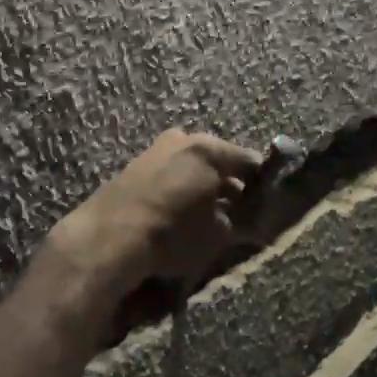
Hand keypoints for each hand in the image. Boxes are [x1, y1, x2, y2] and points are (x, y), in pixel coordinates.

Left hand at [45, 129, 262, 305]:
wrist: (109, 237)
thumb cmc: (172, 233)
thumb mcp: (217, 234)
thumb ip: (239, 223)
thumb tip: (250, 222)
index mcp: (208, 149)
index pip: (249, 161)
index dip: (262, 183)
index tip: (267, 203)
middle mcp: (183, 139)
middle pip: (218, 160)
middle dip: (230, 184)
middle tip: (240, 212)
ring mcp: (155, 149)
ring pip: (191, 165)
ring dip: (203, 186)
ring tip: (210, 216)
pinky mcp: (134, 164)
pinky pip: (170, 173)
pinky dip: (181, 188)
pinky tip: (181, 213)